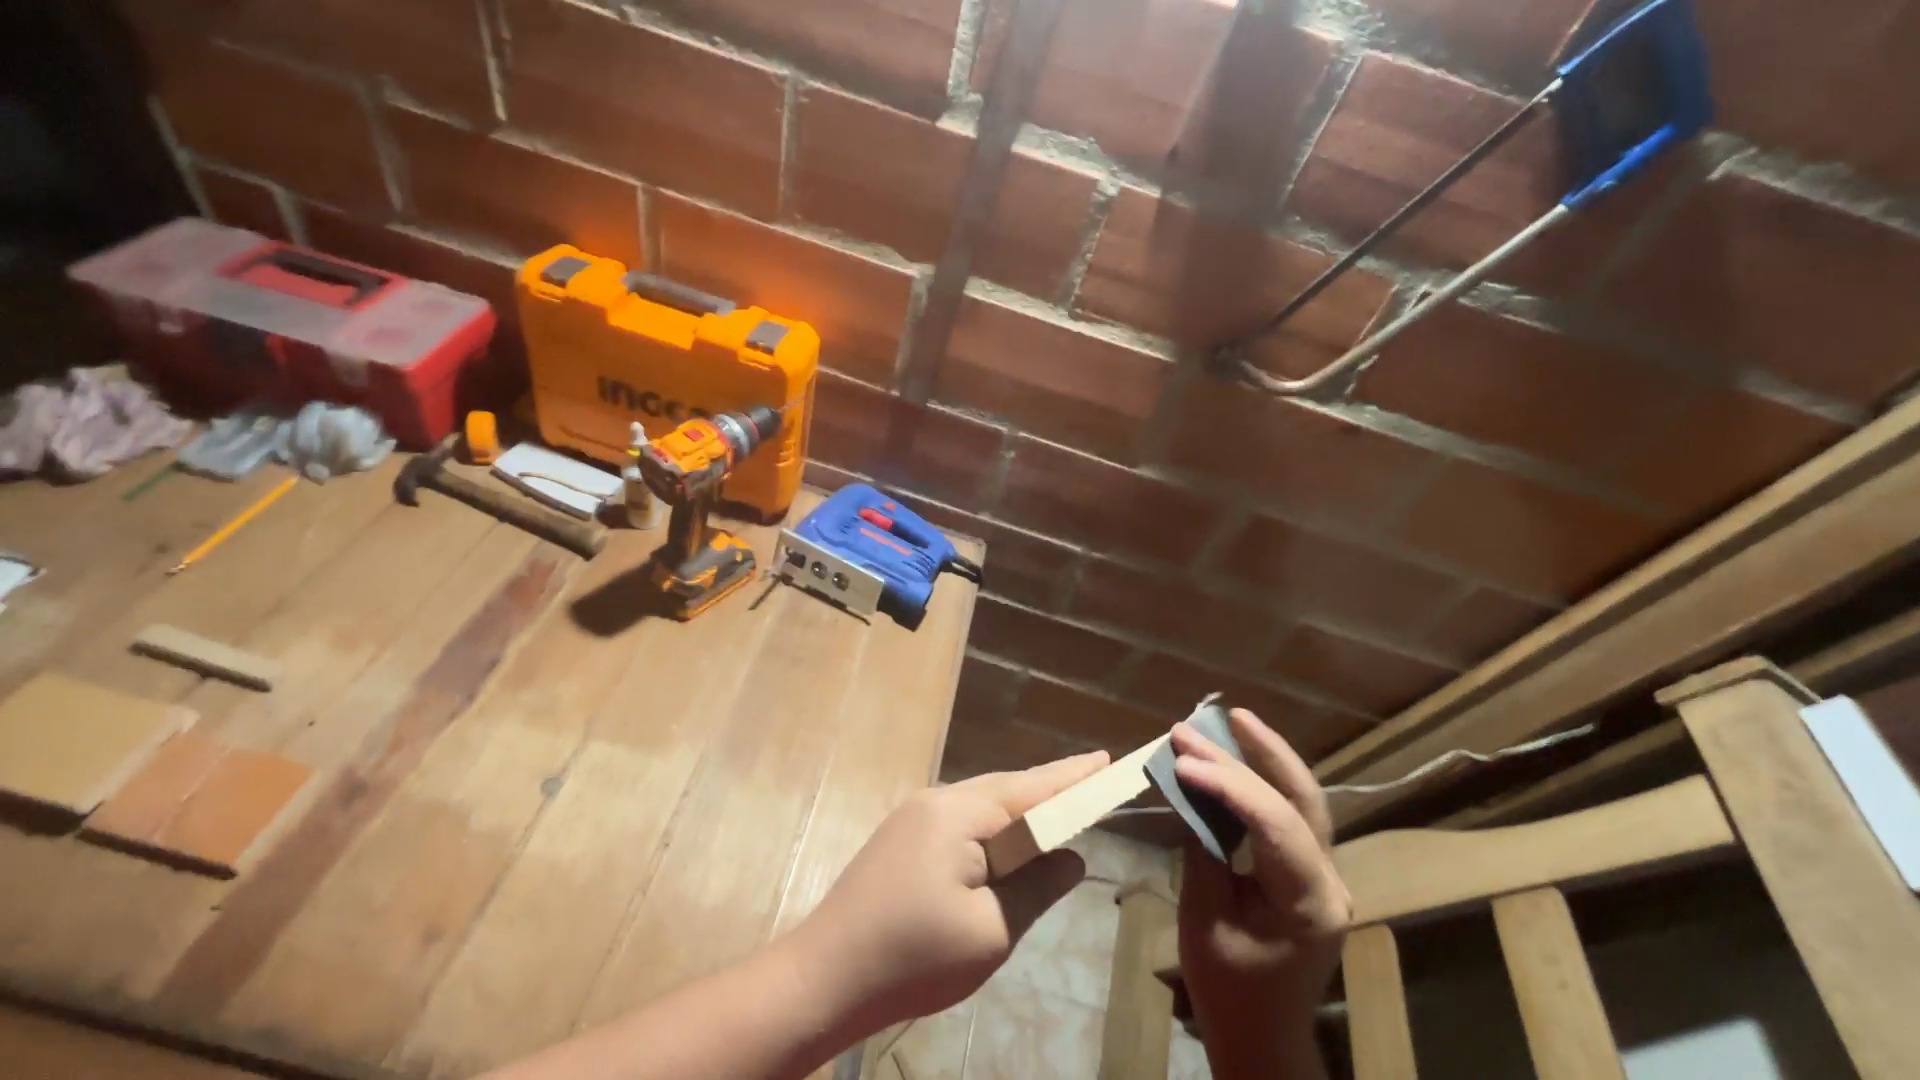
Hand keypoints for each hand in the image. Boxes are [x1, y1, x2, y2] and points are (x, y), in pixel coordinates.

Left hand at [794, 751, 1109, 1033]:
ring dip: (1020, 813)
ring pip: (980, 807)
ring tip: (1060, 814)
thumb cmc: (912, 958)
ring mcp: (911, 821)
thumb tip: (1073, 856)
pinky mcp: (900, 843)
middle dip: (1049, 790)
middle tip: (1094, 784)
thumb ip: (1037, 887)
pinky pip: (960, 825)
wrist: (823, 979)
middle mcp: (933, 803)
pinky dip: (993, 832)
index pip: (1029, 788)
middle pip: (1004, 790)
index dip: (1072, 777)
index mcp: (956, 814)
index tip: (1109, 760)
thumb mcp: (990, 930)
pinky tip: (1008, 848)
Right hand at [1173, 711, 1350, 1074]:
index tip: (1183, 761)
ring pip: (1302, 802)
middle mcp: (1330, 880)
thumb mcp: (1205, 920)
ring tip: (1231, 722)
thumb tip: (1190, 792)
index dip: (1229, 785)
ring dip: (1265, 760)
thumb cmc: (1228, 989)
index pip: (1275, 825)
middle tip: (1218, 717)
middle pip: (1304, 801)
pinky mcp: (1308, 873)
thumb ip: (1204, 851)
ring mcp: (1324, 874)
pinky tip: (1237, 760)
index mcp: (1310, 902)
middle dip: (1260, 754)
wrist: (1262, 1036)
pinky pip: (1289, 817)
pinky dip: (1262, 784)